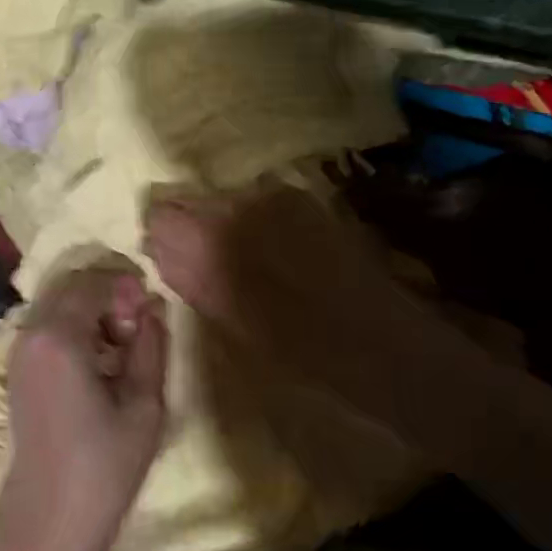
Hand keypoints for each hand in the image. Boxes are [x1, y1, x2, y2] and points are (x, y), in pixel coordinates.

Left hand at [0, 265, 168, 550]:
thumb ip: (151, 350)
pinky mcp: (16, 363)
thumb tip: (154, 309)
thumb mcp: (144, 408)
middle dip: (104, 296)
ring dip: (87, 310)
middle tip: (136, 326)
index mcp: (58, 336)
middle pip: (68, 288)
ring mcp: (18, 346)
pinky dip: (70, 326)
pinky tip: (95, 358)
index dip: (122, 287)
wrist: (51, 508)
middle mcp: (31, 330)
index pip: (90, 285)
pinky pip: (44, 325)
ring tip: (120, 344)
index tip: (149, 305)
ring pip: (55, 304)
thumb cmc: (104, 463)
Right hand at [143, 183, 454, 433]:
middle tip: (210, 259)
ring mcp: (269, 198)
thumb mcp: (232, 324)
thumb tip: (160, 250)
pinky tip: (280, 249)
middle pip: (188, 200)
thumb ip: (190, 279)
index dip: (163, 237)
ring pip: (222, 198)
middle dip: (192, 225)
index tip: (172, 258)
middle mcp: (234, 208)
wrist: (391, 349)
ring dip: (226, 221)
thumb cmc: (303, 352)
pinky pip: (256, 199)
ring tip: (252, 258)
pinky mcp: (299, 198)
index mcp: (210, 243)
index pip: (161, 217)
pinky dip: (257, 219)